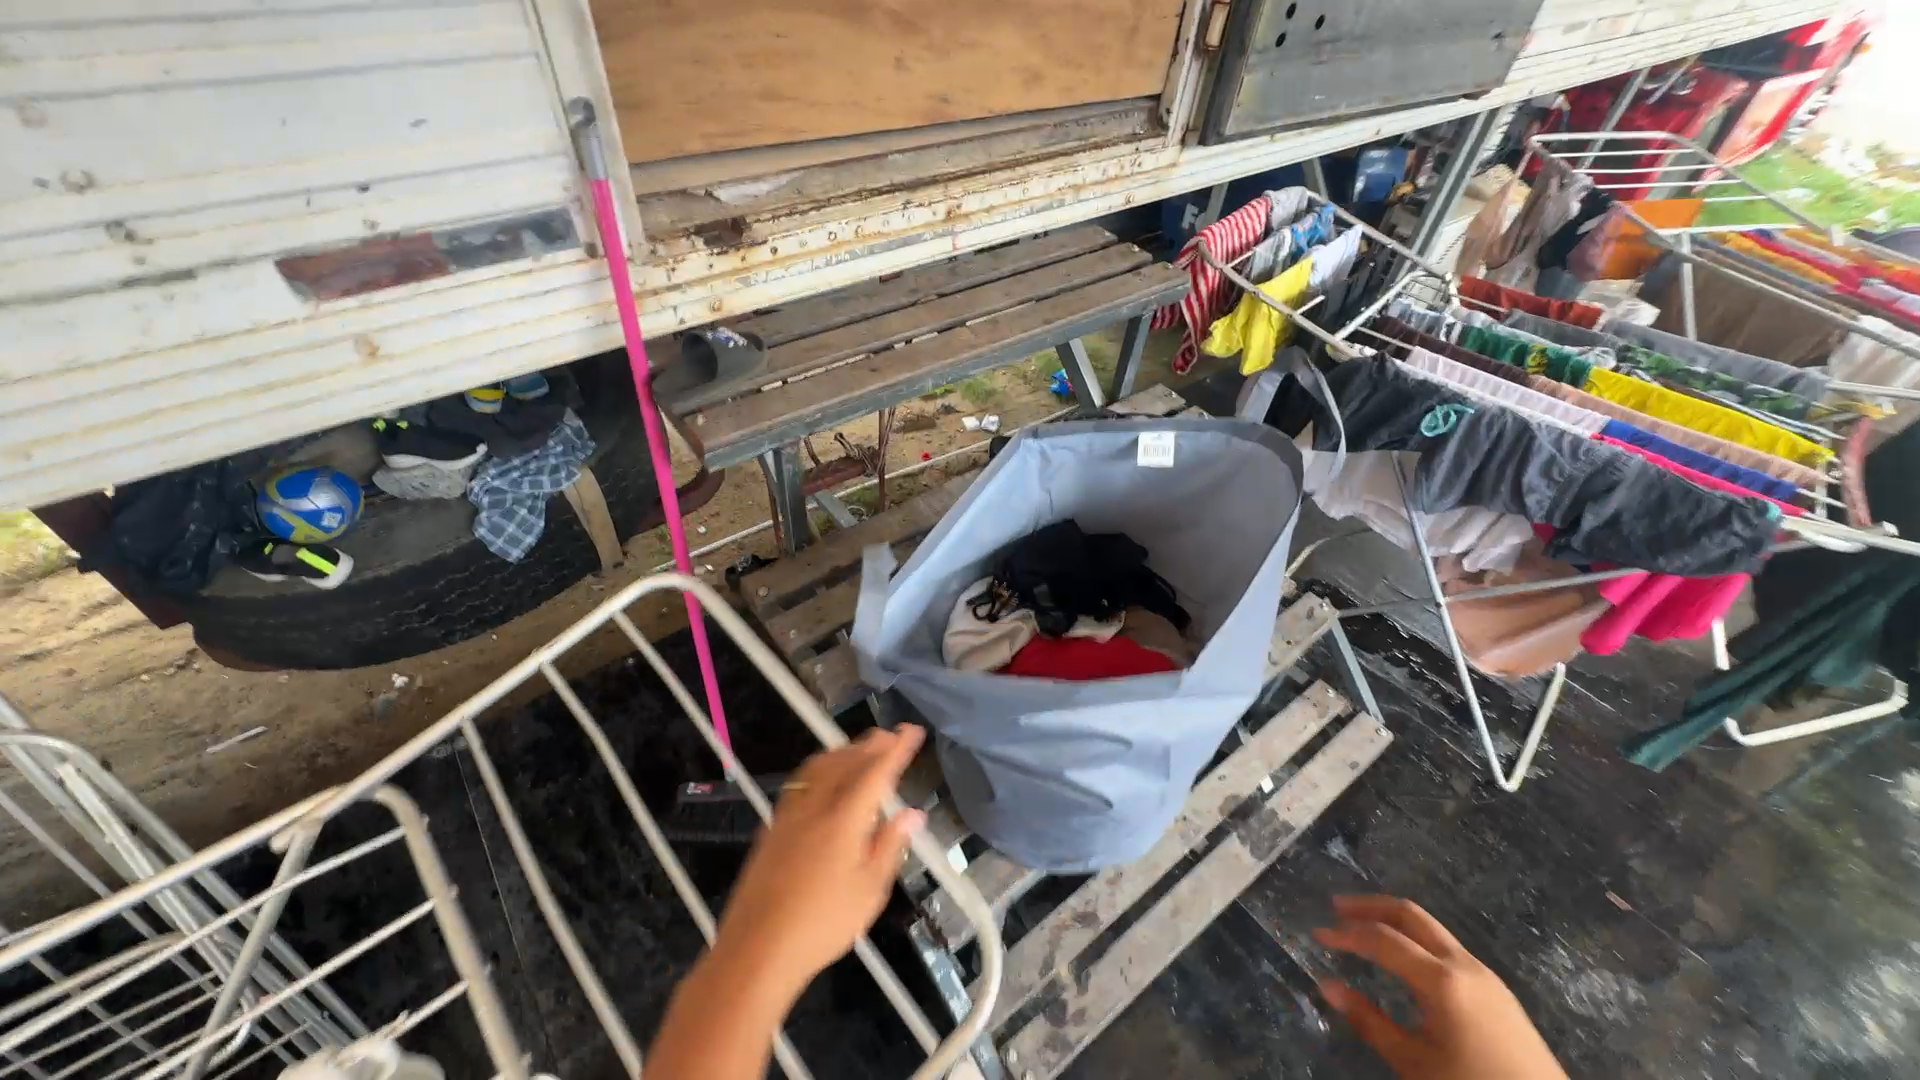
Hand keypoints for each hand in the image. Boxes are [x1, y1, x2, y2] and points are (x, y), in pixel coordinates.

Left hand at [708, 724, 927, 1001]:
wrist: (758, 949)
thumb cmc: (823, 924)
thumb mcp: (870, 891)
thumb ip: (890, 846)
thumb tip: (912, 813)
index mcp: (843, 819)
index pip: (875, 772)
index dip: (895, 749)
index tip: (911, 731)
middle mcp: (815, 807)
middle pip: (844, 763)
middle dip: (869, 745)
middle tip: (889, 735)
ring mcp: (788, 816)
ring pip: (818, 769)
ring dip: (842, 752)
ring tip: (859, 748)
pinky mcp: (771, 829)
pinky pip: (800, 783)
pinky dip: (820, 768)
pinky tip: (822, 780)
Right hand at [1314, 895, 1568, 1079]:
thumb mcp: (1414, 1063)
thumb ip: (1369, 1021)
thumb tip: (1328, 986)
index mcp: (1441, 979)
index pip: (1382, 939)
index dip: (1346, 933)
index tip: (1318, 934)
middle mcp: (1463, 964)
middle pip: (1411, 915)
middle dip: (1371, 907)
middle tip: (1337, 908)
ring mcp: (1485, 975)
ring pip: (1432, 929)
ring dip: (1395, 921)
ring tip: (1364, 927)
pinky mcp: (1496, 990)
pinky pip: (1447, 948)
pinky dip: (1416, 940)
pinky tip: (1403, 957)